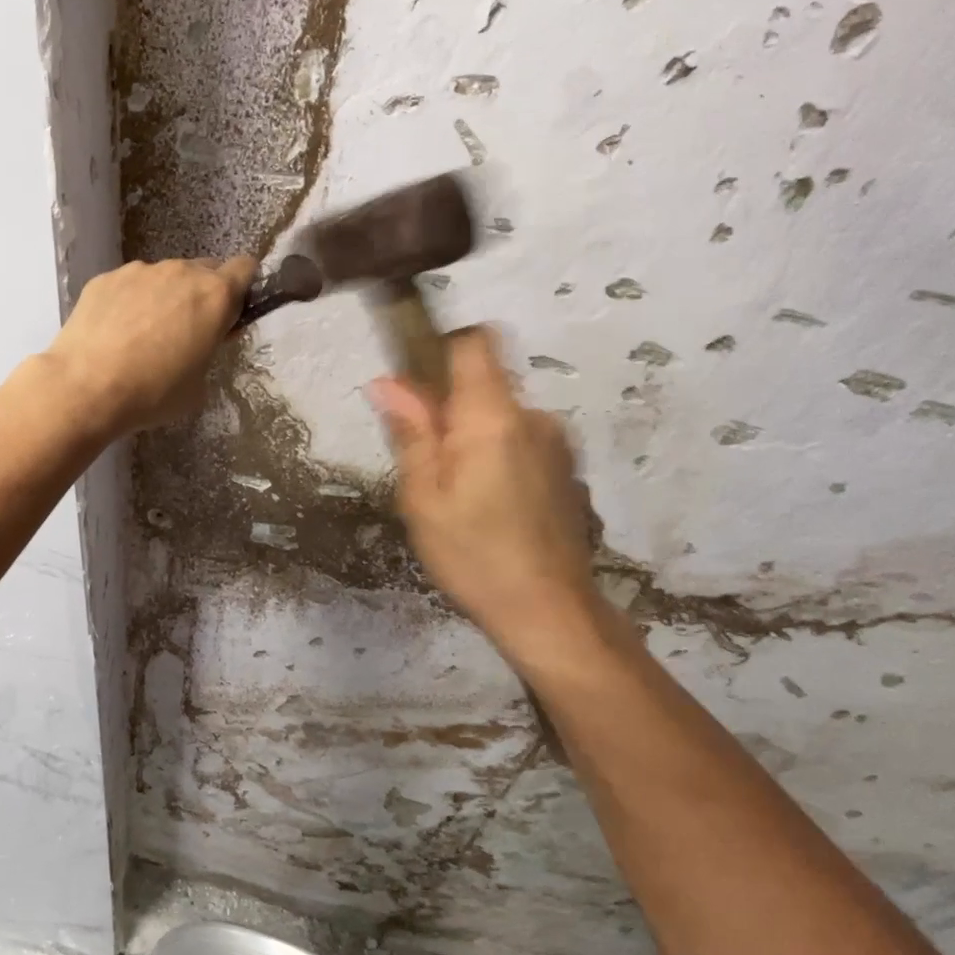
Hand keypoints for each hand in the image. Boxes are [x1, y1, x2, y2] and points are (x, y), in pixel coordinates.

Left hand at [44, 257, 253, 436]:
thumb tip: (197, 342)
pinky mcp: (105, 279)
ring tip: (141, 336)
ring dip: (162, 298)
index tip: (229, 315)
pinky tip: (112, 334)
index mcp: (214, 296)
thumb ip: (208, 352)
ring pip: (163, 277)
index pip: (245, 269)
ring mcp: (139, 271)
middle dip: (201, 295)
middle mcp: (180, 272)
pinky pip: (128, 285)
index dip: (242, 290)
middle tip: (185, 332)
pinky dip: (127, 302)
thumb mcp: (198, 386)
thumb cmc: (151, 394)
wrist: (84, 388)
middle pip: (203, 271)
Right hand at [367, 327, 596, 644]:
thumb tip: (386, 381)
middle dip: (448, 411)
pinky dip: (498, 461)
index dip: (438, 348)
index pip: (473, 343)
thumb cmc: (473, 554)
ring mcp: (558, 445)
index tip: (412, 383)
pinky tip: (489, 510)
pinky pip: (521, 445)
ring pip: (500, 419)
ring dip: (473, 441)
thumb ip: (410, 432)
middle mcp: (533, 418)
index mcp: (493, 418)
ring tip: (457, 497)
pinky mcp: (568, 471)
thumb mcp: (422, 496)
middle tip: (424, 468)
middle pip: (483, 385)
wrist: (549, 611)